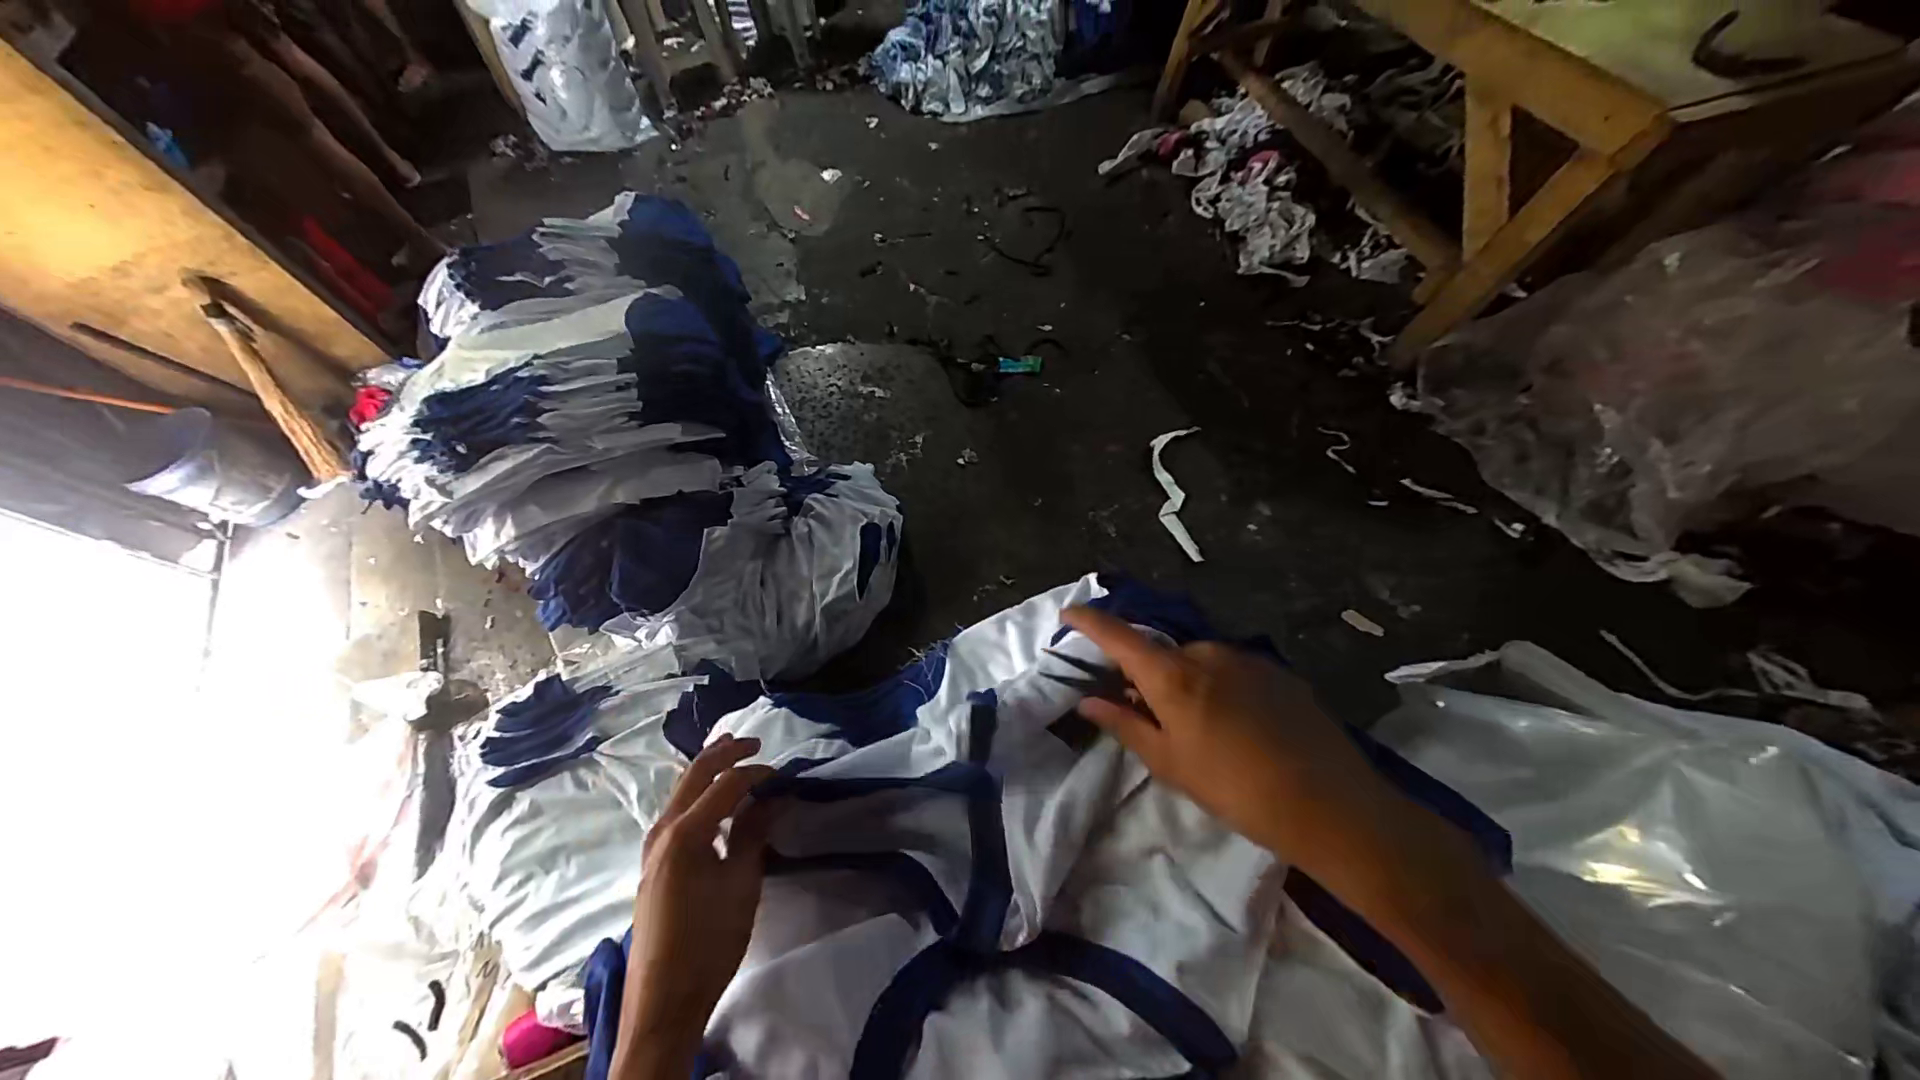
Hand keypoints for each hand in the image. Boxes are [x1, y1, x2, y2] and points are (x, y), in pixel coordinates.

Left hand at [614, 735, 776, 1079]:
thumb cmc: (710, 939)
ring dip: (707, 769)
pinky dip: (697, 792)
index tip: (782, 776)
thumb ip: (755, 833)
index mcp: (686, 832)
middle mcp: (663, 830)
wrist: (664, 997)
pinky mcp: (653, 862)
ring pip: (681, 790)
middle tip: (754, 742)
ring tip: (731, 752)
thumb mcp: (742, 883)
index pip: (726, 784)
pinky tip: (712, 797)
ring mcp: (653, 846)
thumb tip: (772, 798)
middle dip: (724, 753)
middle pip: (695, 775)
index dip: (757, 773)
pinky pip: (676, 810)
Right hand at [1059, 606, 1419, 883]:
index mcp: (1173, 675)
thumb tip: (1088, 700)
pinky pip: (1231, 670)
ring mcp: (1247, 659)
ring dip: (1186, 683)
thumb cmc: (1236, 789)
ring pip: (1198, 662)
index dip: (1090, 622)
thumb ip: (1125, 724)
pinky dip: (1219, 687)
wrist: (1332, 805)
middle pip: (1161, 653)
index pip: (1118, 637)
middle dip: (1148, 676)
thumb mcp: (1170, 763)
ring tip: (1201, 729)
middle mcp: (1207, 653)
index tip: (1069, 613)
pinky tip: (1238, 726)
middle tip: (1150, 714)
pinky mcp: (1278, 671)